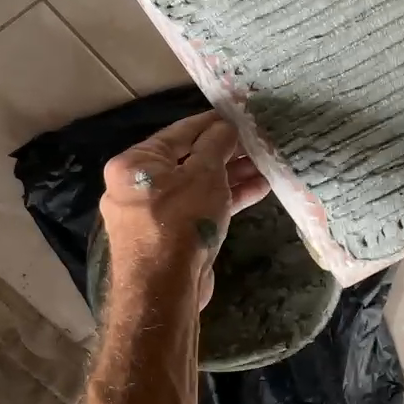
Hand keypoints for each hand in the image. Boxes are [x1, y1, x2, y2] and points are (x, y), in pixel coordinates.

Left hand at [99, 112, 269, 308]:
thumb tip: (227, 125)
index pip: (182, 131)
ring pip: (198, 183)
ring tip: (268, 165)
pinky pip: (199, 205)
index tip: (246, 114)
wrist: (164, 288)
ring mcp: (151, 212)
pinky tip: (259, 189)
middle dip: (229, 151)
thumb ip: (218, 143)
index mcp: (135, 163)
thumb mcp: (206, 173)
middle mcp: (136, 185)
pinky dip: (225, 197)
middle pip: (190, 158)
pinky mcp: (168, 234)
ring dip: (232, 175)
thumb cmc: (181, 220)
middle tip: (262, 142)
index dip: (216, 121)